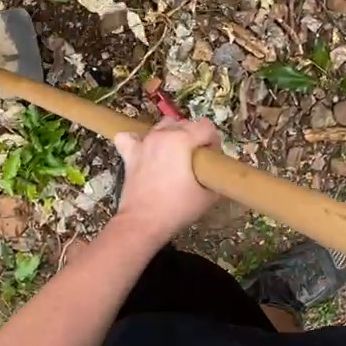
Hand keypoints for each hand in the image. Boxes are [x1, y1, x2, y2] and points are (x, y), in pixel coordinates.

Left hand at [110, 119, 221, 245]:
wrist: (143, 221)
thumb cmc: (177, 208)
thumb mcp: (208, 196)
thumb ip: (216, 179)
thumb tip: (215, 173)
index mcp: (182, 140)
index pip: (206, 127)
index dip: (213, 141)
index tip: (212, 159)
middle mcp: (162, 135)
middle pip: (185, 124)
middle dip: (194, 138)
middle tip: (196, 162)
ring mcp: (144, 143)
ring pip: (162, 126)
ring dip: (171, 135)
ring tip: (175, 156)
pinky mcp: (130, 154)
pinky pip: (130, 137)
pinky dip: (138, 140)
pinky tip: (145, 150)